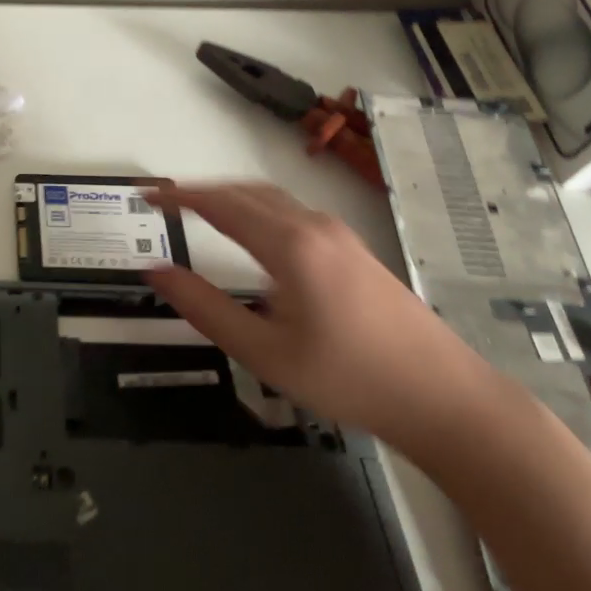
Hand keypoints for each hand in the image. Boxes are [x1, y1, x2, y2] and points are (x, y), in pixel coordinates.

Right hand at [144, 181, 506, 449]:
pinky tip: (252, 236)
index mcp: (290, 245)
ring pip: (273, 199)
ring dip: (231, 198)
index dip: (178, 197)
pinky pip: (293, 213)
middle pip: (246, 192)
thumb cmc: (348, 378)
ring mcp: (340, 236)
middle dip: (202, 192)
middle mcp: (315, 227)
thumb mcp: (264, 353)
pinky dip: (257, 210)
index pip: (220, 204)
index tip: (146, 195)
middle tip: (165, 203)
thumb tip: (157, 272)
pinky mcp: (354, 250)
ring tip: (198, 213)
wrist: (444, 397)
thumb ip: (204, 308)